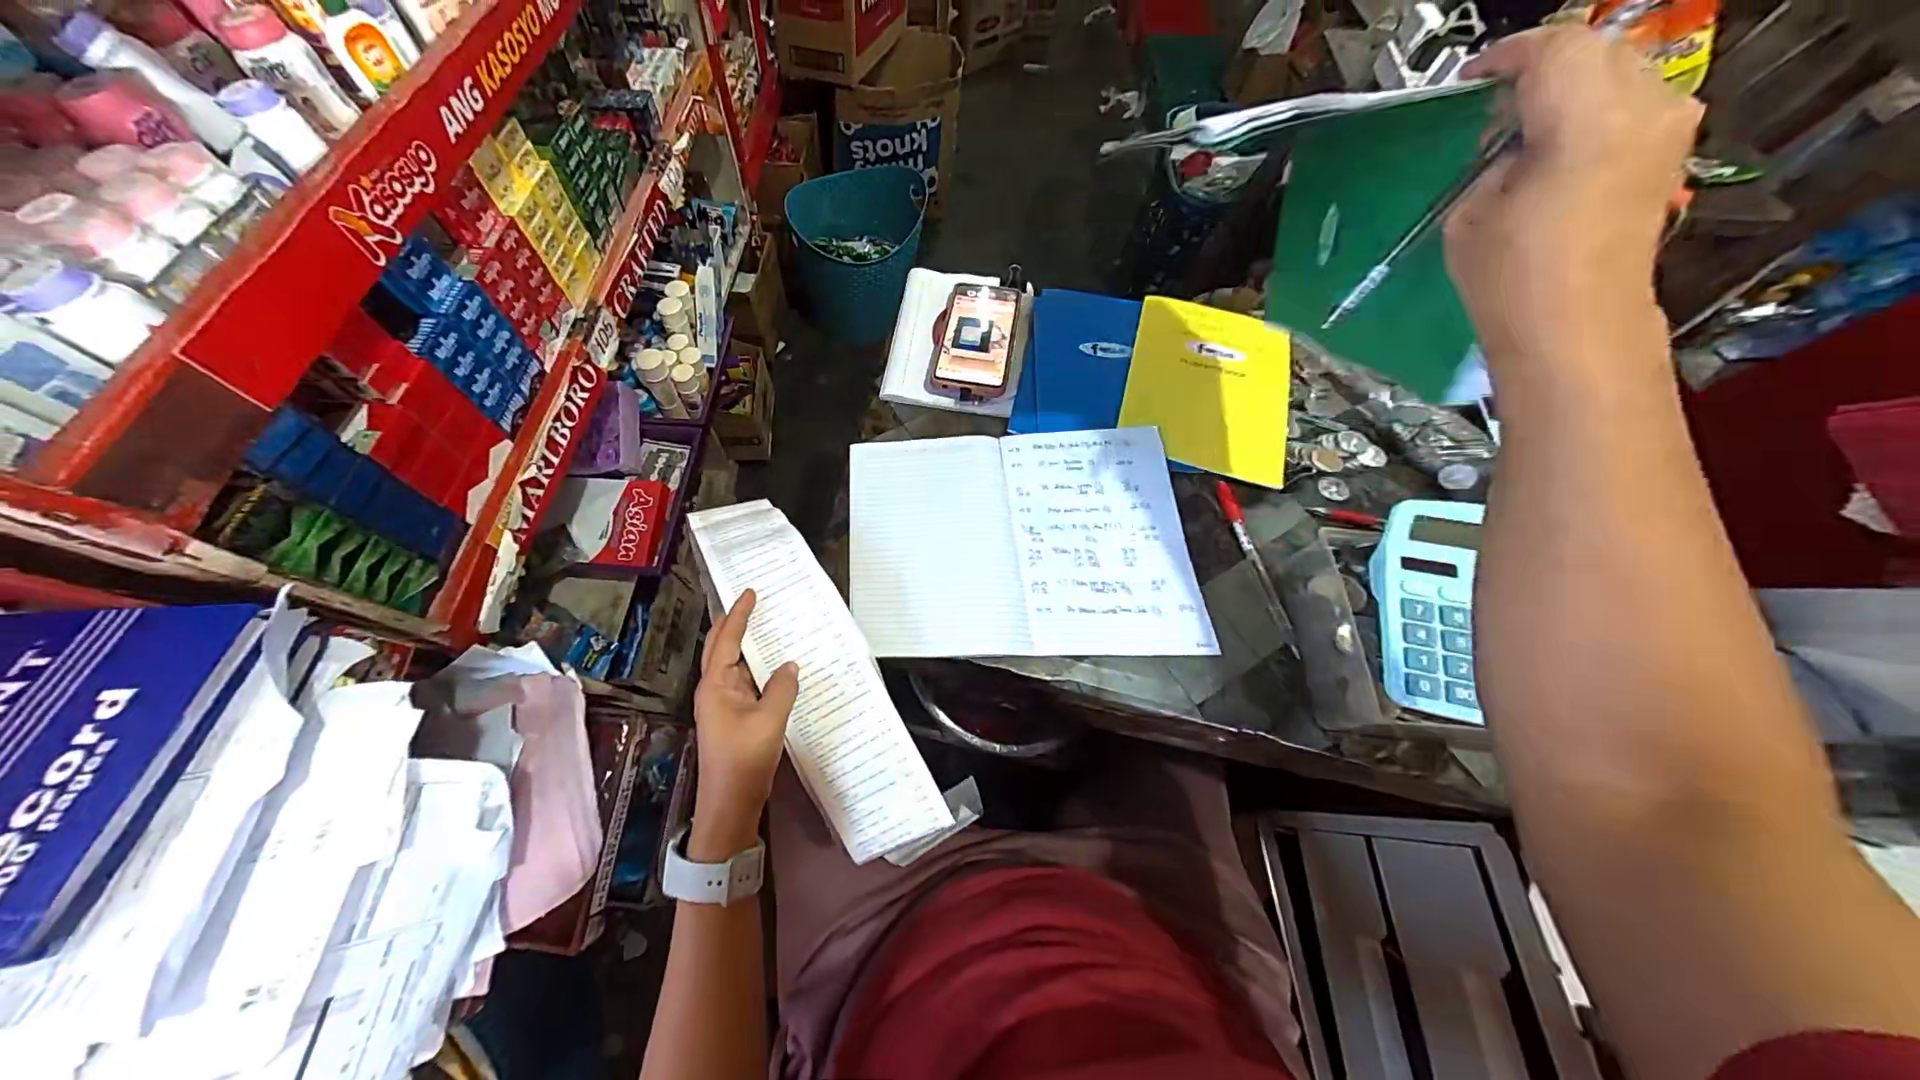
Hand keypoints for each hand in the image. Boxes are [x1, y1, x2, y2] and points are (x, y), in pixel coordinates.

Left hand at [689, 590, 797, 860]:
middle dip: (738, 625)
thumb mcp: (770, 720)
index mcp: (715, 686)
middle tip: (756, 603)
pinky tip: (779, 666)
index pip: (726, 640)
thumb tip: (790, 665)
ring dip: (752, 648)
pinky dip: (762, 670)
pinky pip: (749, 683)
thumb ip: (782, 687)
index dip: (739, 615)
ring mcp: (725, 704)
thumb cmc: (744, 758)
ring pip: (738, 666)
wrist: (731, 802)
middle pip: (724, 649)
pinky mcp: (737, 717)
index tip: (749, 592)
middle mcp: (716, 690)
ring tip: (772, 627)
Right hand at [1443, 25, 1701, 370]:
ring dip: (1570, 88)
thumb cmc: (1510, 279)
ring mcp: (1668, 128)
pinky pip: (1632, 104)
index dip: (1506, 56)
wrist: (1574, 327)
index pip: (1554, 49)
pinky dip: (1593, 110)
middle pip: (1594, 52)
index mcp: (1587, 120)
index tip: (1471, 80)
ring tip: (1523, 129)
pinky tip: (1556, 147)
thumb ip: (1494, 158)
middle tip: (1493, 107)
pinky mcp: (1670, 153)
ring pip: (1618, 73)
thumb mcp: (1471, 213)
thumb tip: (1513, 139)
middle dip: (1541, 69)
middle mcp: (1644, 107)